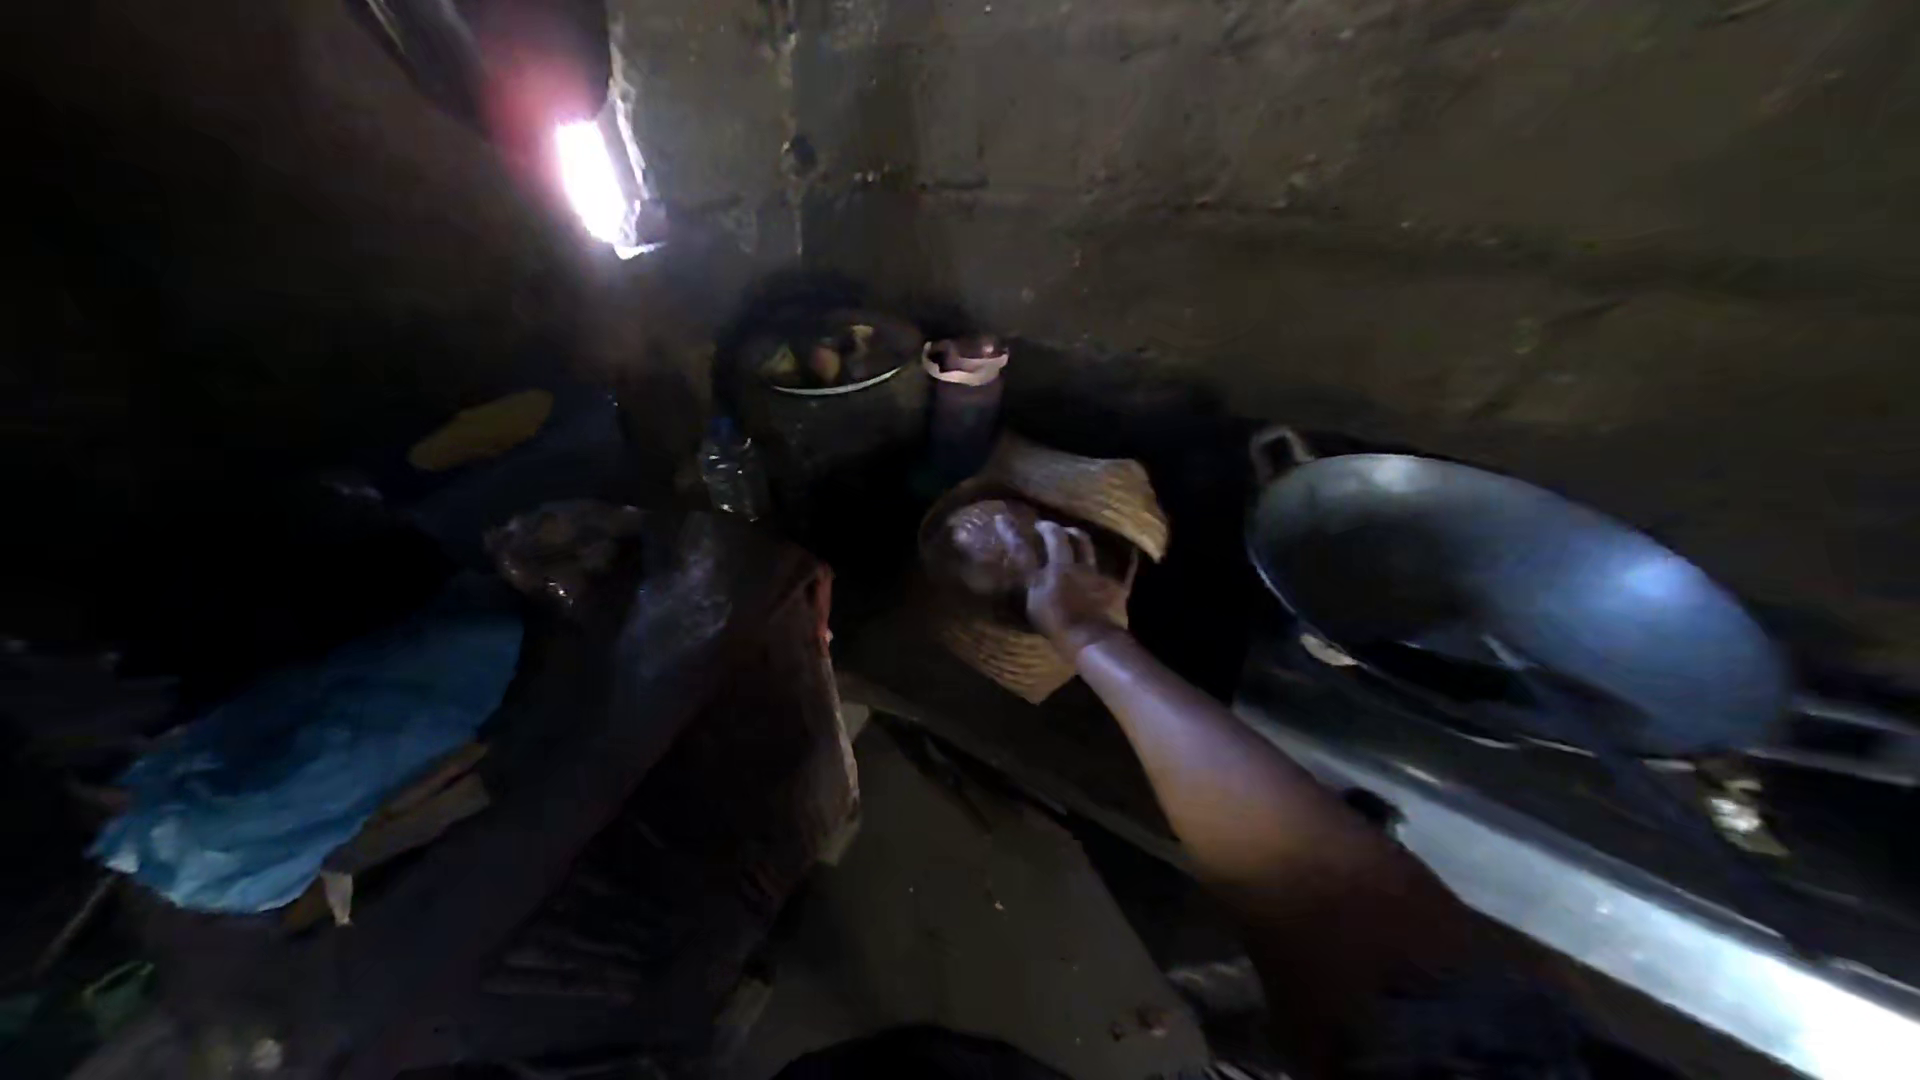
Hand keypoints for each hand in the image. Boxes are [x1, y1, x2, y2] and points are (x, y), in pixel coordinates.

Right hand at [998, 518, 1128, 659]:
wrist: (1093, 642)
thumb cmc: (1058, 634)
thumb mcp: (1035, 613)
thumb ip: (1033, 593)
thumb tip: (1032, 582)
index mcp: (1042, 579)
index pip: (1022, 550)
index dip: (1011, 533)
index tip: (1001, 518)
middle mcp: (1065, 568)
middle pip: (1056, 537)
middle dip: (1048, 527)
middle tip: (1043, 525)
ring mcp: (1089, 572)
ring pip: (1083, 543)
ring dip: (1075, 534)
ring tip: (1071, 532)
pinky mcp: (1110, 581)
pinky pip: (1114, 567)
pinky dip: (1115, 562)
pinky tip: (1120, 557)